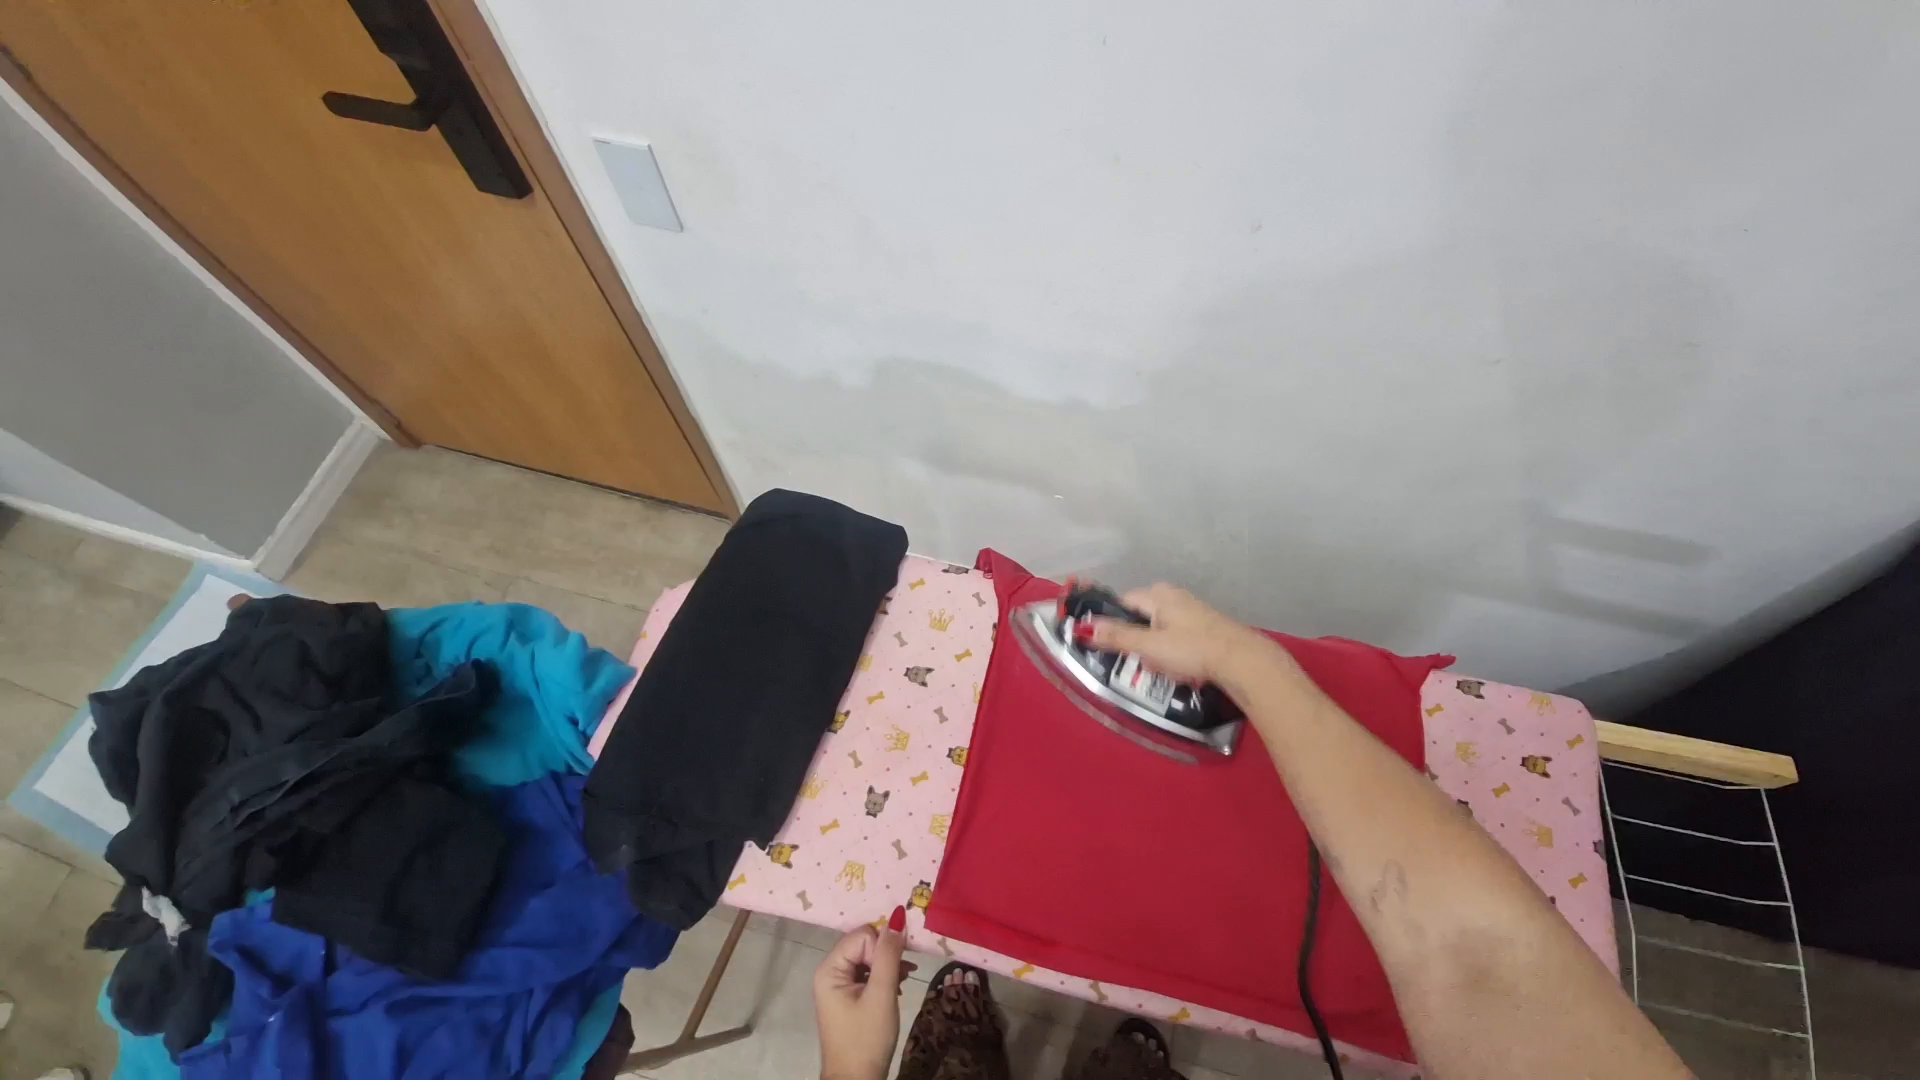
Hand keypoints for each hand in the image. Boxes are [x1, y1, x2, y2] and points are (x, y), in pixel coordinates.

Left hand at [814, 908, 912, 1079]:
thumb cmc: (867, 1039)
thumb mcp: (882, 994)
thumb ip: (889, 954)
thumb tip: (898, 915)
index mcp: (830, 969)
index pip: (862, 935)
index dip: (882, 947)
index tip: (896, 968)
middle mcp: (829, 971)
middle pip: (863, 944)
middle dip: (886, 954)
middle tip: (903, 973)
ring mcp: (837, 985)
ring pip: (867, 957)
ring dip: (887, 965)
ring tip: (902, 982)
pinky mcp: (846, 996)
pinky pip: (866, 972)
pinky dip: (882, 976)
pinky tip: (896, 988)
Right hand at [1082, 584, 1291, 693]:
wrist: (1242, 661)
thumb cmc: (1192, 650)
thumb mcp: (1149, 646)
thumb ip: (1118, 637)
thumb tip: (1086, 628)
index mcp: (1158, 594)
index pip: (1124, 602)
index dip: (1114, 622)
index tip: (1111, 645)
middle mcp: (1174, 595)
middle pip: (1142, 616)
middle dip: (1137, 639)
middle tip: (1137, 661)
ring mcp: (1193, 610)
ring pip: (1161, 628)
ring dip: (1155, 648)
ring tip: (1159, 668)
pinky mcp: (1207, 626)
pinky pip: (1178, 636)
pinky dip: (1174, 651)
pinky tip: (1181, 667)